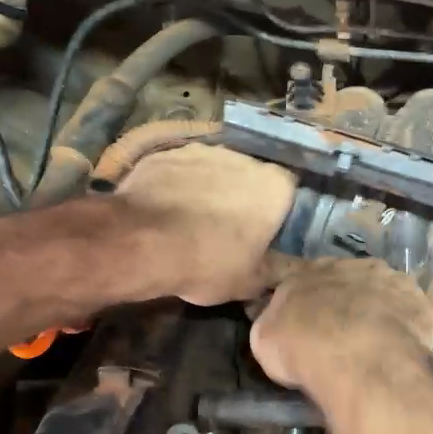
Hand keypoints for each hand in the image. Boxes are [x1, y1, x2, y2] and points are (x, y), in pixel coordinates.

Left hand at [112, 144, 296, 304]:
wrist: (141, 243)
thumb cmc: (210, 261)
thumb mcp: (252, 281)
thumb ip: (275, 270)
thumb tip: (286, 268)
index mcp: (275, 187)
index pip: (291, 191)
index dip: (280, 210)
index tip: (269, 230)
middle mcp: (243, 159)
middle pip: (251, 176)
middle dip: (244, 197)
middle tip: (232, 226)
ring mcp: (201, 152)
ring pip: (213, 170)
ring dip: (210, 189)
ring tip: (194, 218)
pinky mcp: (163, 155)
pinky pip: (179, 172)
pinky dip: (178, 186)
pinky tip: (166, 210)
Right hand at [250, 258, 432, 393]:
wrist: (358, 358)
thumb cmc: (304, 347)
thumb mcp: (265, 338)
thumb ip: (271, 321)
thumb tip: (273, 317)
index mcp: (311, 270)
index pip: (303, 275)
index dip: (306, 297)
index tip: (305, 317)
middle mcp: (353, 266)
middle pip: (348, 280)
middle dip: (346, 300)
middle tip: (343, 331)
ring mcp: (391, 280)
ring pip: (384, 291)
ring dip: (380, 309)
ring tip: (377, 341)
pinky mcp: (419, 302)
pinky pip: (412, 312)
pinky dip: (407, 325)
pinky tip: (402, 346)